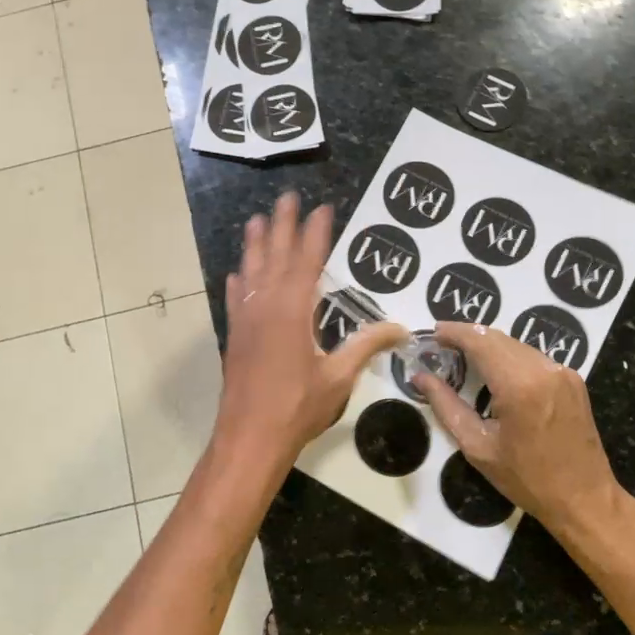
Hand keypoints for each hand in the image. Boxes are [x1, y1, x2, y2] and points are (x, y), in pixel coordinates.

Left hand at [213, 192, 405, 469]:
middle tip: (286, 197)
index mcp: (294, 311)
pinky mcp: (234, 337)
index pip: (307, 261)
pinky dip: (238, 283)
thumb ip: (365, 346)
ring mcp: (246, 321)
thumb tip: (399, 327)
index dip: (316, 233)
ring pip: (250, 272)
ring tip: (256, 220)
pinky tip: (237, 274)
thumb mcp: (338, 377)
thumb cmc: (297, 407)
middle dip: (282, 226)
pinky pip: (235, 300)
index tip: (322, 208)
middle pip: (275, 256)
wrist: (250, 437)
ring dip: (254, 245)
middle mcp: (266, 306)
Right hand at [412, 322, 626, 531]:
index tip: (433, 333)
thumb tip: (420, 378)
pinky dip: (510, 358)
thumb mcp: (478, 446)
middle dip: (469, 336)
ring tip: (465, 357)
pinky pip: (534, 358)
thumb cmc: (527, 479)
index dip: (454, 332)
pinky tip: (496, 372)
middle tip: (443, 345)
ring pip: (517, 345)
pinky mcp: (573, 380)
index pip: (481, 342)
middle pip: (499, 338)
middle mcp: (544, 369)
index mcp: (519, 385)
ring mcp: (563, 372)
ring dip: (490, 346)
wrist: (584, 499)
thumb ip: (446, 406)